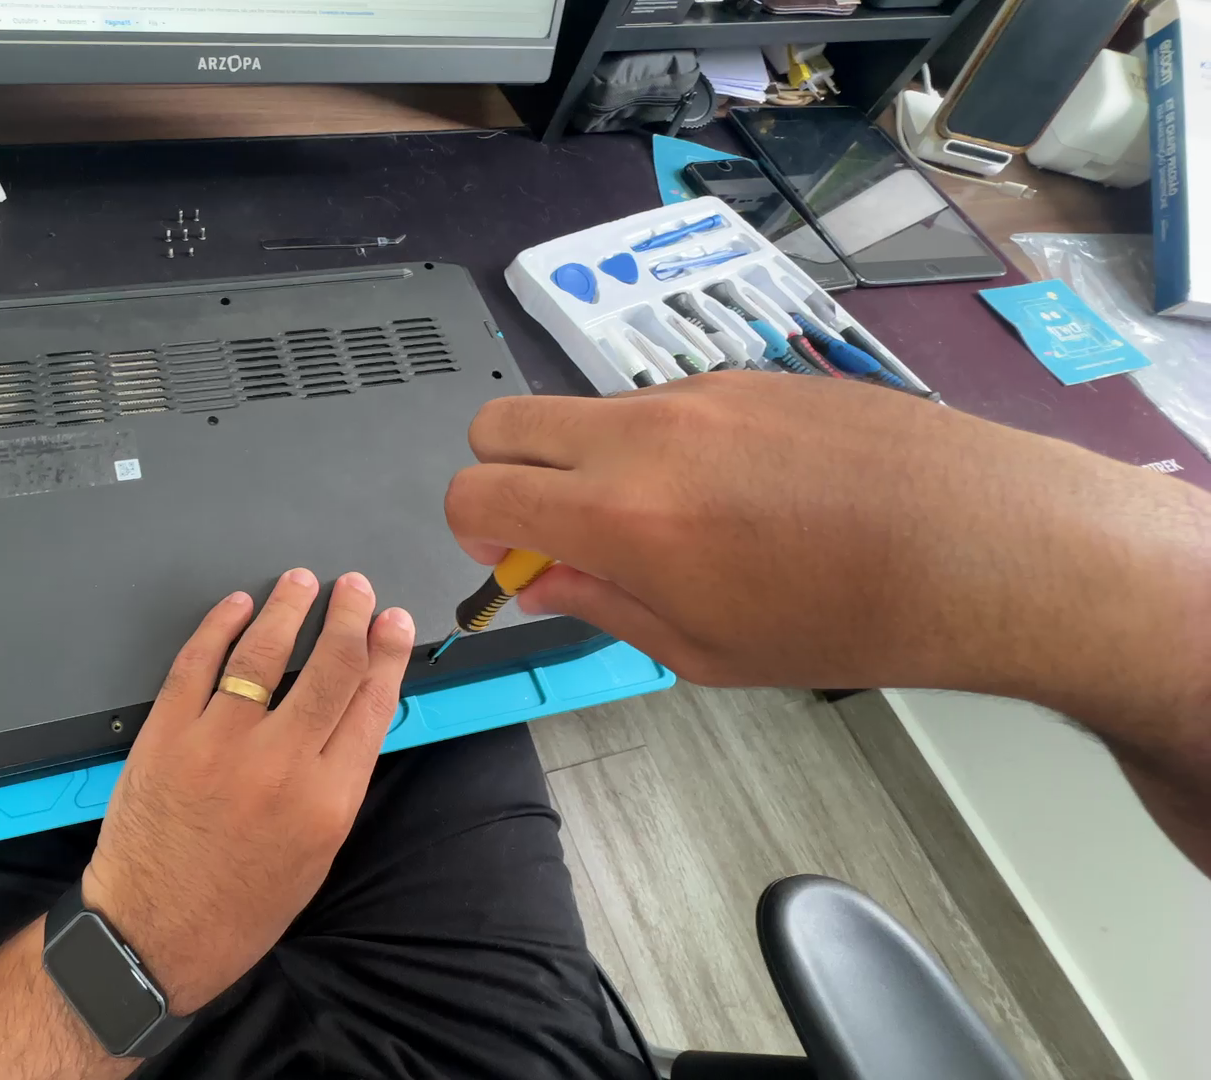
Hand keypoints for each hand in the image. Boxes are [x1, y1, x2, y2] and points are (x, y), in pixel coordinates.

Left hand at [80, 570, 414, 1017]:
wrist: (154, 932)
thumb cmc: (242, 904)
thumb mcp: (316, 851)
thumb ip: (337, 778)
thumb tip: (352, 710)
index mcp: (328, 799)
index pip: (371, 702)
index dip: (388, 652)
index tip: (393, 623)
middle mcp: (281, 762)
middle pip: (329, 666)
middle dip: (348, 616)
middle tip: (353, 587)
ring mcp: (219, 742)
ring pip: (262, 651)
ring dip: (287, 607)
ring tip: (300, 582)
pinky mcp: (167, 732)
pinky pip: (197, 662)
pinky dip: (219, 625)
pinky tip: (236, 606)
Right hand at [444, 373, 1210, 712]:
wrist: (1000, 546)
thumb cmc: (842, 622)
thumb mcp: (698, 648)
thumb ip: (594, 604)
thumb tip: (534, 582)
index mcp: (619, 515)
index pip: (475, 491)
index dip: (469, 530)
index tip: (508, 556)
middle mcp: (637, 437)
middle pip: (496, 423)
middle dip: (497, 475)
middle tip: (550, 523)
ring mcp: (689, 394)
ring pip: (573, 412)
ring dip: (576, 461)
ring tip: (658, 513)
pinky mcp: (737, 376)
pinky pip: (648, 405)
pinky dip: (645, 445)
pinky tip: (724, 485)